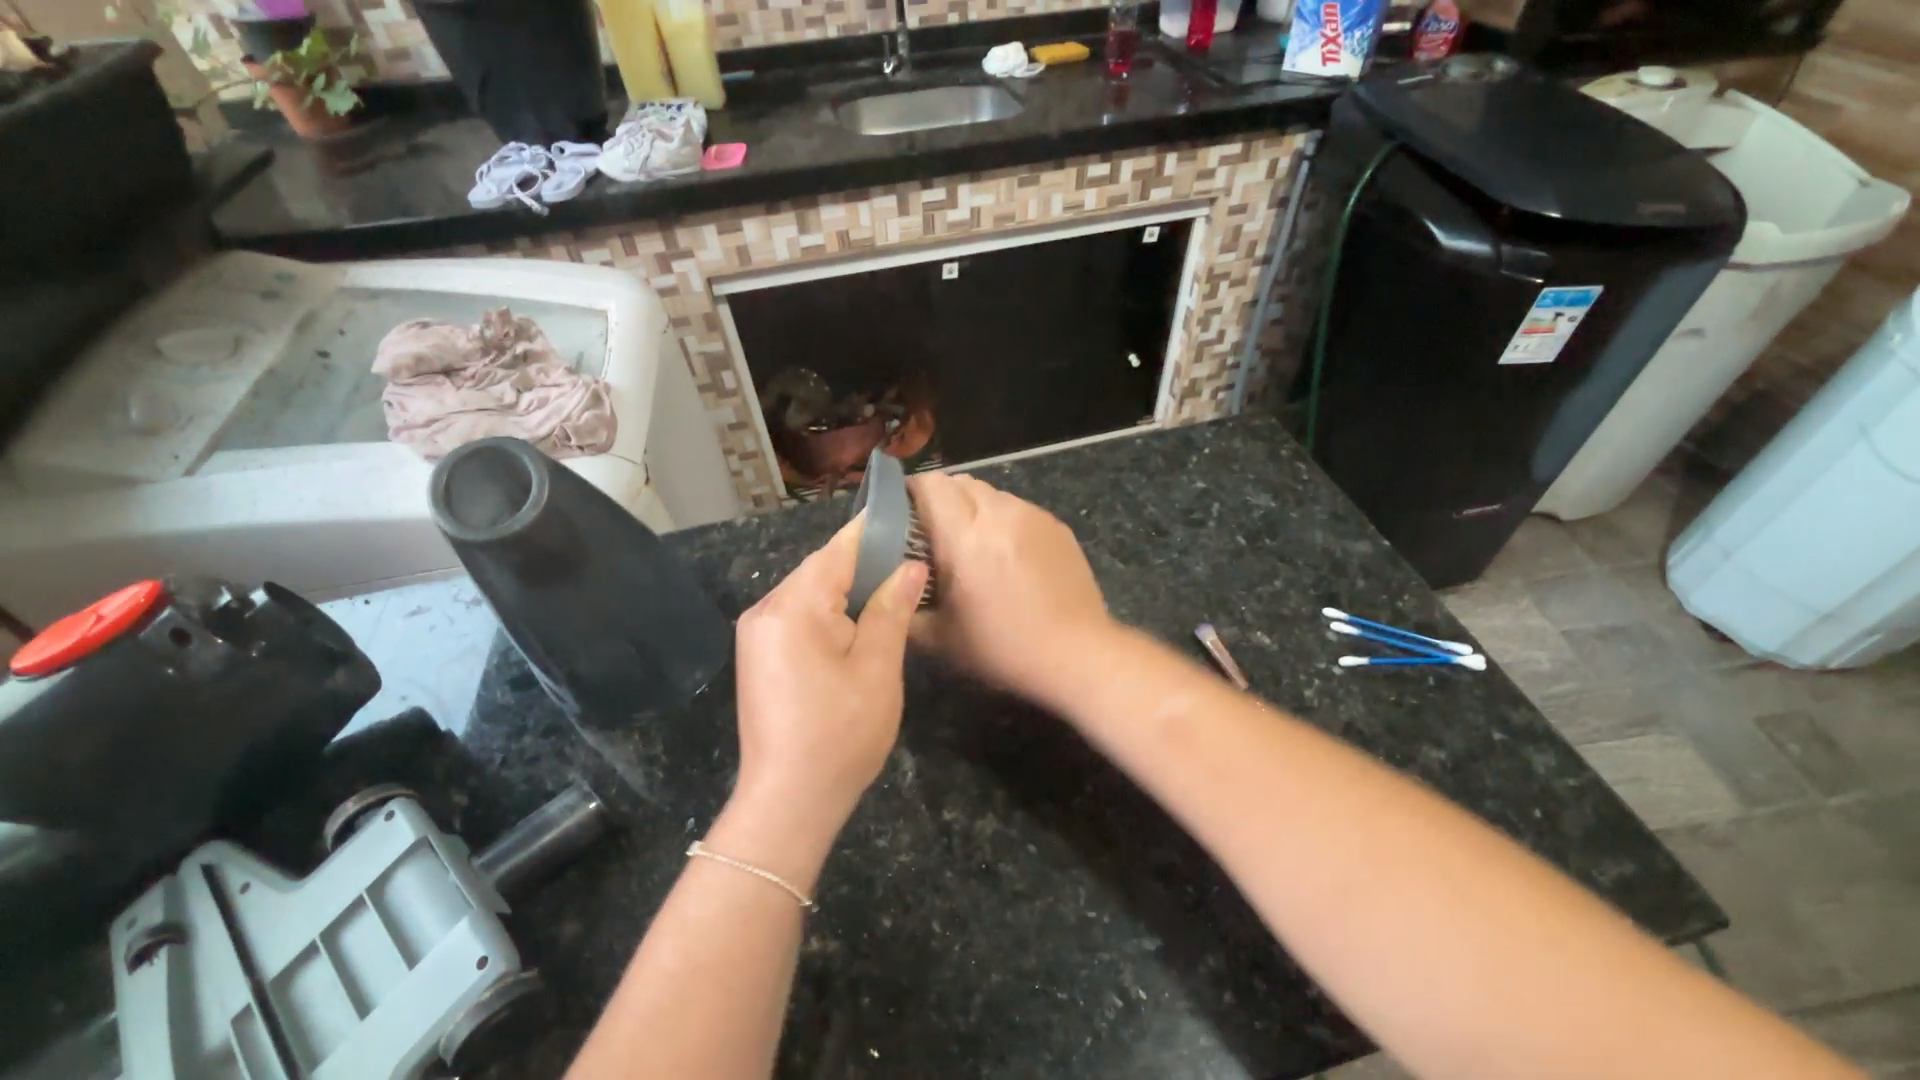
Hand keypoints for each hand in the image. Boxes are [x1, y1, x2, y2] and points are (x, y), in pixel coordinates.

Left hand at [731, 516, 926, 837]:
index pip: (837, 551)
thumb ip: (891, 610)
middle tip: (912, 562)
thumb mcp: (877, 669)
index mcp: (793, 607)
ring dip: (848, 591)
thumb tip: (911, 566)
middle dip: (864, 564)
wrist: (788, 800)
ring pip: (810, 594)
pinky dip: (829, 614)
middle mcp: (765, 610)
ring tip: (893, 592)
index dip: (873, 532)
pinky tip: (858, 625)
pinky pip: (798, 618)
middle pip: (820, 570)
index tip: (906, 517)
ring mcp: (756, 634)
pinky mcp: (758, 656)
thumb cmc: (840, 734)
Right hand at [908, 473, 1112, 699]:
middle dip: (940, 499)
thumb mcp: (939, 638)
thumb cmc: (1002, 648)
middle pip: (960, 482)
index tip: (901, 514)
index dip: (910, 492)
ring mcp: (1032, 516)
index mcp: (966, 538)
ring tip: (972, 544)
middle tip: (932, 532)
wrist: (1076, 653)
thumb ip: (903, 608)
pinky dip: (1002, 520)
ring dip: (973, 508)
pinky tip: (1006, 555)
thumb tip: (887, 586)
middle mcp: (999, 515)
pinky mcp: (1056, 525)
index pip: (931, 486)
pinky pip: (1017, 508)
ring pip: (991, 493)